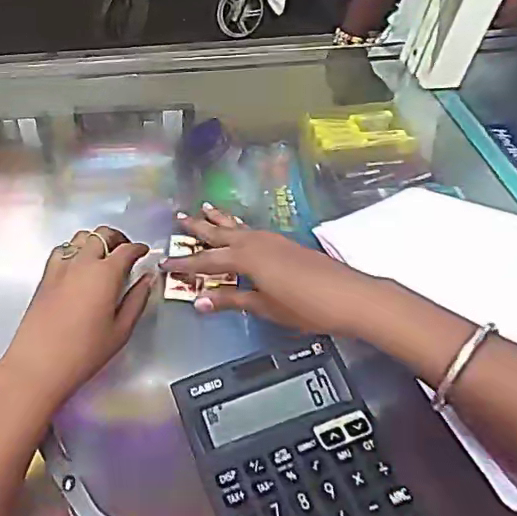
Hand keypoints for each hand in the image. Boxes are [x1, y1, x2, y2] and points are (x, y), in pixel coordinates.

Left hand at [0, 226, 154, 411]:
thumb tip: (147, 278)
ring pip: (80, 237)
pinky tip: (79, 265)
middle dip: (118, 238)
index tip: (144, 252)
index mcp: (105, 273)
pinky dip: (75, 249)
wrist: (39, 362)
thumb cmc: (85, 351)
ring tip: (104, 256)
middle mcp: (82, 262)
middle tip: (126, 251)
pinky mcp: (46, 275)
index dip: (138, 248)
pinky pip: (63, 250)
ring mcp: (61, 266)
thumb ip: (137, 300)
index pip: (126, 250)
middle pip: (102, 234)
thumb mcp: (121, 330)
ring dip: (95, 240)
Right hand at [162, 206, 380, 335]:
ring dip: (218, 220)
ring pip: (236, 226)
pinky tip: (239, 228)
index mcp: (245, 258)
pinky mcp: (284, 243)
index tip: (166, 263)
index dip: (185, 263)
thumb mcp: (265, 306)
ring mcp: (271, 240)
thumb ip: (232, 300)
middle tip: (179, 218)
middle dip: (198, 227)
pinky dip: (238, 226)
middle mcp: (255, 242)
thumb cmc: (307, 306)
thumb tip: (200, 301)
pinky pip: (251, 229)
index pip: (206, 261)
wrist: (351, 296)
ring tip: (204, 209)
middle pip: (219, 233)